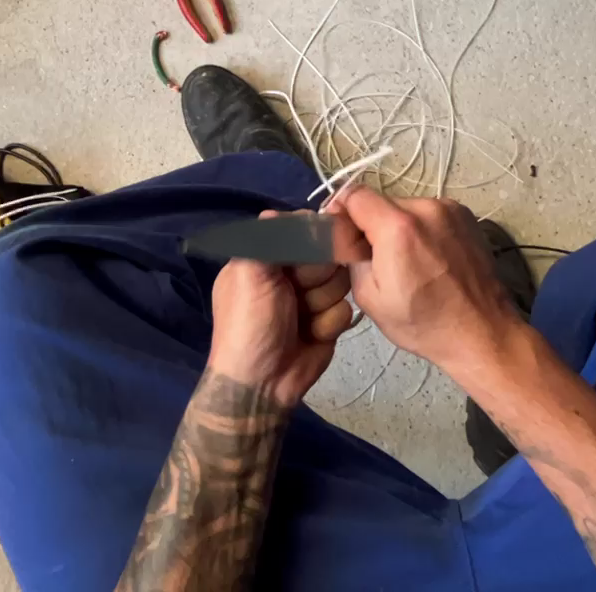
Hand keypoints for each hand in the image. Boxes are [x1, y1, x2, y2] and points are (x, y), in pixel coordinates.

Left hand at [206, 212, 355, 407]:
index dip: (312, 236)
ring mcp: (311, 295)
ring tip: (301, 318)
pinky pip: (346, 308)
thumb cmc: (250, 323)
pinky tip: (312, 335)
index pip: (302, 226)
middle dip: (315, 274)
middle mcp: (290, 271)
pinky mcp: (328, 320)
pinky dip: (329, 323)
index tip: (310, 247)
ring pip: (341, 279)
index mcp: (267, 255)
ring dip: (321, 301)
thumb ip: (263, 240)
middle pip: (328, 251)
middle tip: (295, 292)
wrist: (263, 383)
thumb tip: (273, 212)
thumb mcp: (249, 274)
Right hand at [334, 186, 522, 369]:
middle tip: (370, 254)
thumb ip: (350, 256)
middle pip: (380, 201)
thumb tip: (345, 236)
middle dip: (369, 223)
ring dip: (396, 226)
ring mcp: (449, 208)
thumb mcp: (369, 298)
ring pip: (405, 207)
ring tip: (405, 259)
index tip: (338, 229)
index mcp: (397, 227)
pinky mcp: (467, 215)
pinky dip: (420, 228)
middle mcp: (424, 208)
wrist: (484, 333)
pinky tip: (428, 256)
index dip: (340, 209)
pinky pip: (428, 213)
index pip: (354, 195)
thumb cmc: (424, 323)